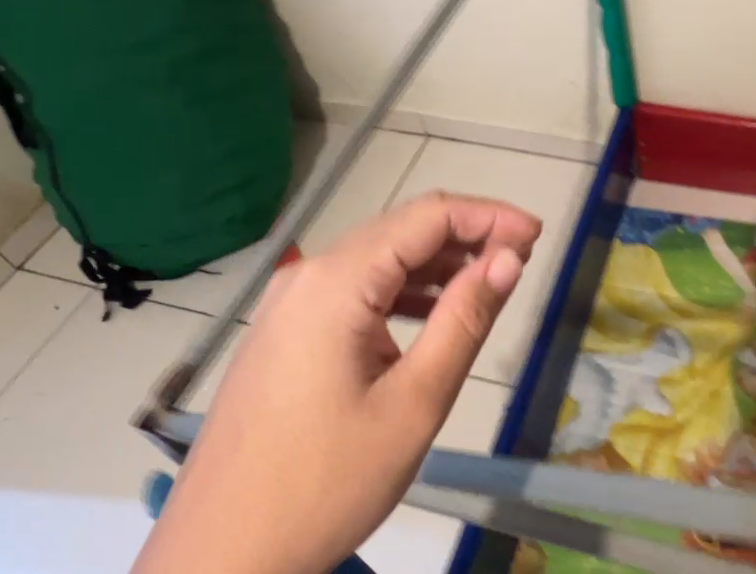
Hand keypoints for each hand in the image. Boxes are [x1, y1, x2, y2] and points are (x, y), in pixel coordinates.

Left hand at [133, 192, 541, 573]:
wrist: (218, 559)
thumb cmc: (324, 484)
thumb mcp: (414, 404)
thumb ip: (465, 320)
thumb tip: (509, 259)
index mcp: (337, 281)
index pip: (428, 216)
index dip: (489, 216)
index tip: (537, 236)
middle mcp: (308, 276)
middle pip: (401, 230)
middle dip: (467, 236)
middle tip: (522, 260)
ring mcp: (289, 304)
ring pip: (378, 260)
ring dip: (437, 265)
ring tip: (490, 285)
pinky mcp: (284, 333)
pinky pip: (354, 291)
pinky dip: (402, 293)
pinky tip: (434, 316)